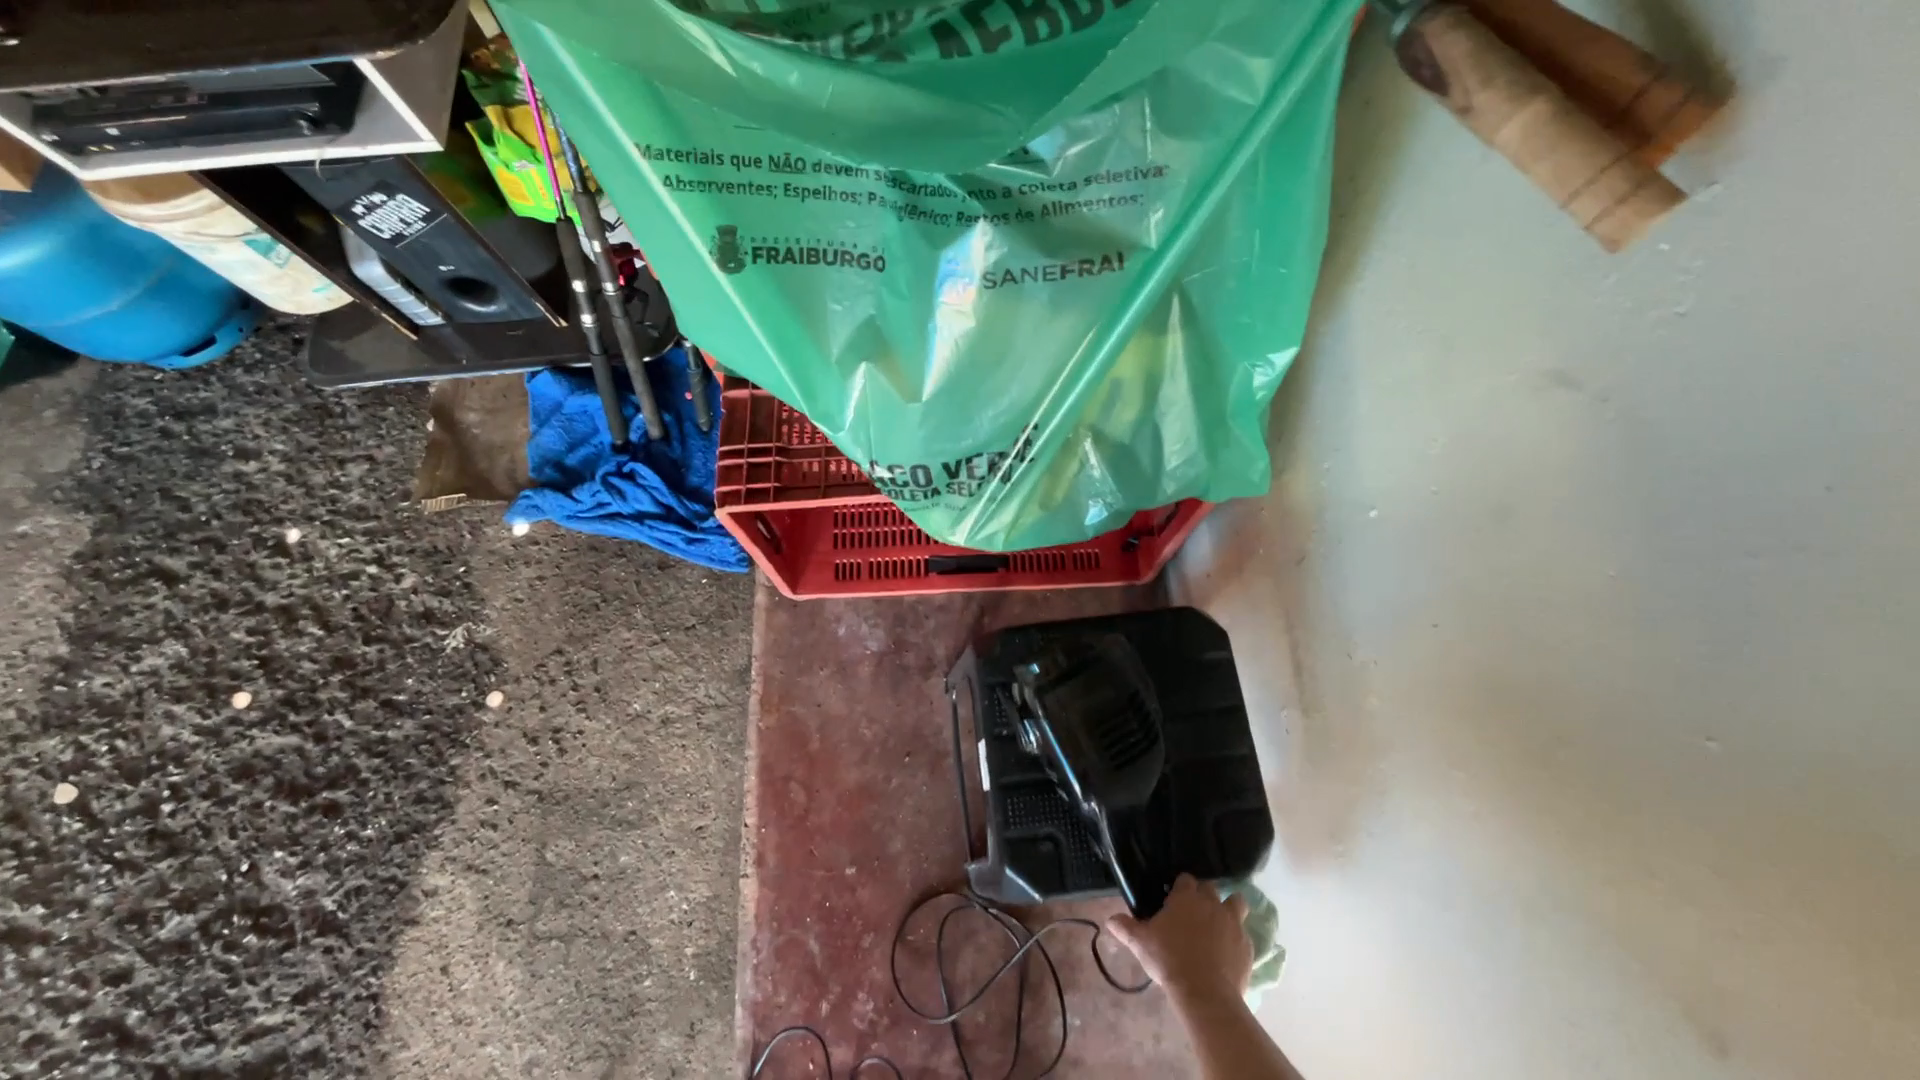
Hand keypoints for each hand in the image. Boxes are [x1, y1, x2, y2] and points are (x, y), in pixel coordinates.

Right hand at [1105, 875, 1251, 999]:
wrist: (1205, 992)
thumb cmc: (1169, 960)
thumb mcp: (1140, 943)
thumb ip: (1125, 928)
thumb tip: (1110, 920)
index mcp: (1187, 897)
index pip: (1185, 879)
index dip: (1179, 888)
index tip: (1171, 900)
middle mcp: (1212, 903)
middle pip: (1210, 888)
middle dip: (1203, 895)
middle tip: (1191, 914)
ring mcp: (1234, 923)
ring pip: (1236, 903)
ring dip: (1228, 908)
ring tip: (1217, 924)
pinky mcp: (1247, 945)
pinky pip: (1243, 934)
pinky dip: (1235, 938)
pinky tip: (1226, 952)